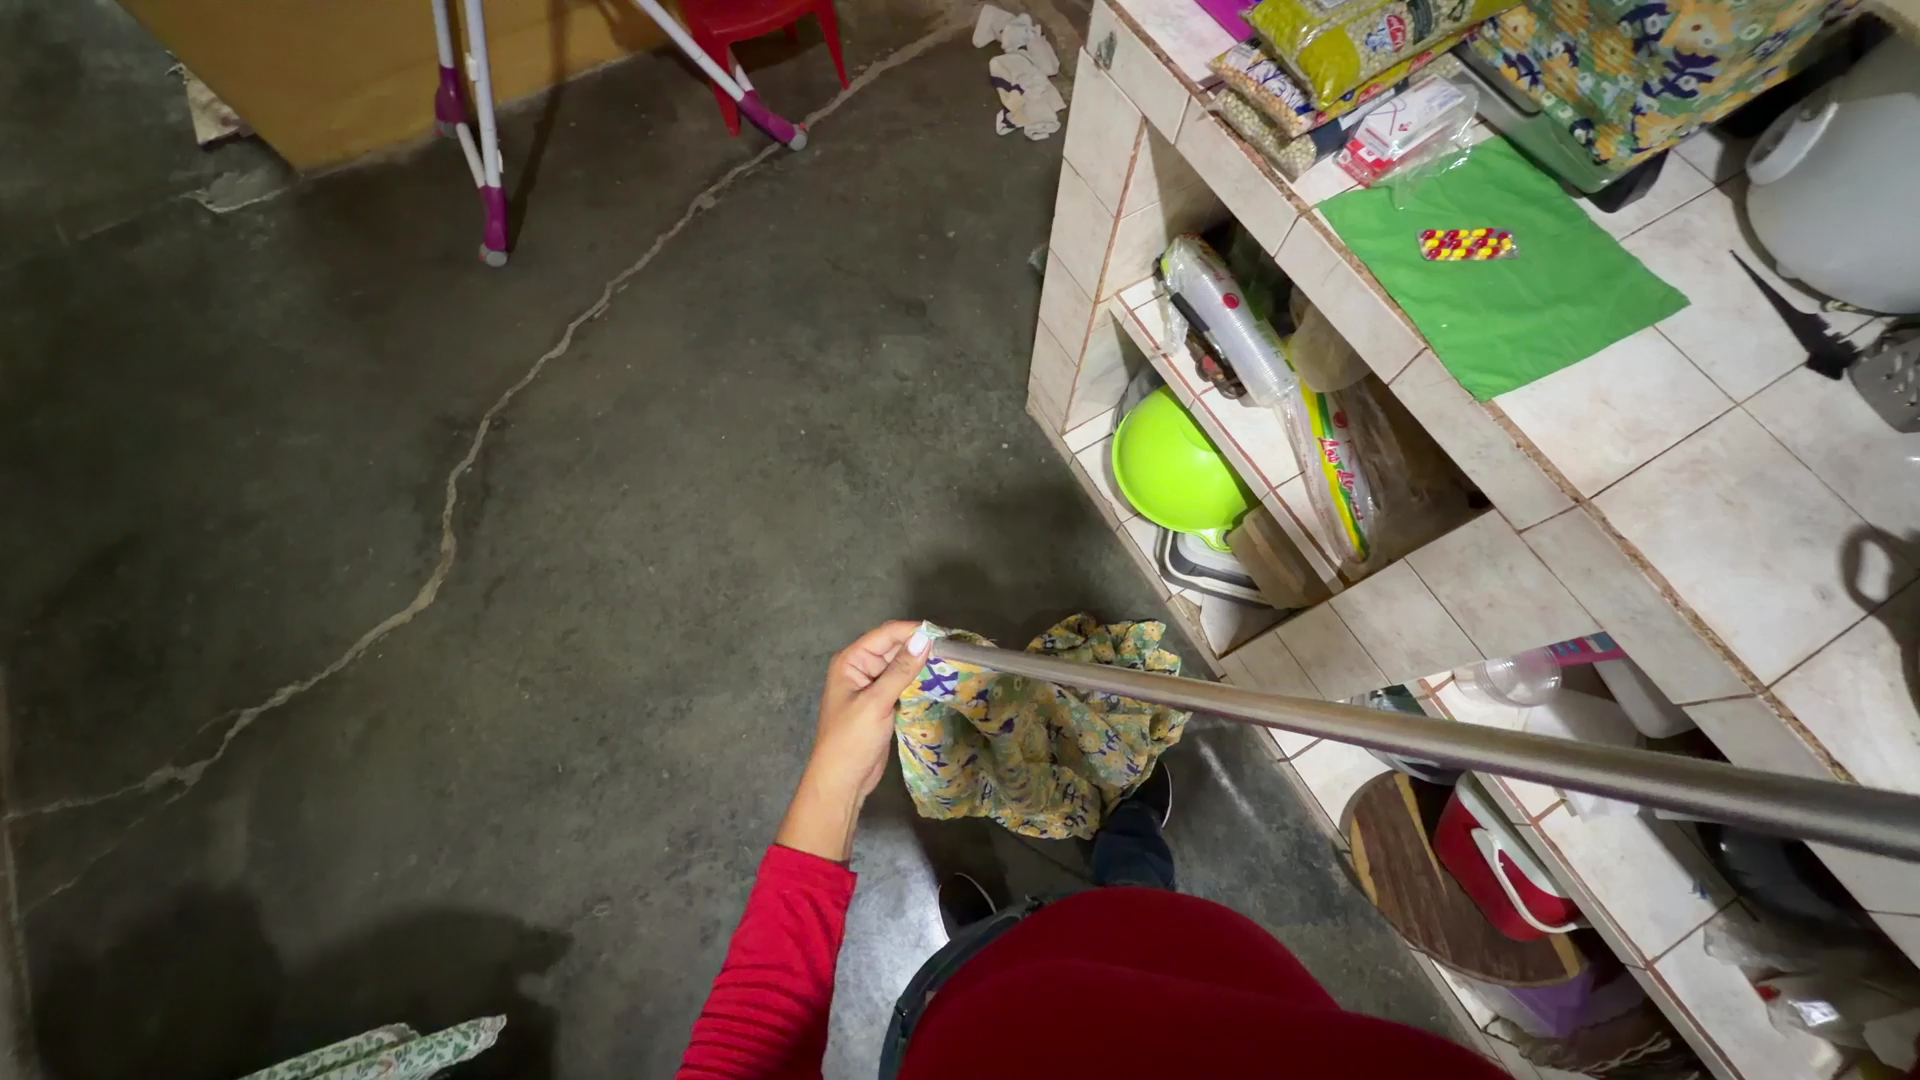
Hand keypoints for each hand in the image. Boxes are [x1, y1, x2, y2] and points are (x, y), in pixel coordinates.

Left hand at [776, 621, 930, 861]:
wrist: (842, 781)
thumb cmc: (852, 740)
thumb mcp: (876, 702)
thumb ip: (901, 670)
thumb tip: (924, 639)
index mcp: (851, 661)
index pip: (886, 634)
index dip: (913, 631)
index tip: (944, 635)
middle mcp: (860, 668)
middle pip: (894, 647)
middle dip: (920, 647)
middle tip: (953, 649)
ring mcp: (871, 686)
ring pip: (901, 665)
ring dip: (922, 664)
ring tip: (951, 662)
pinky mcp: (882, 702)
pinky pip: (903, 683)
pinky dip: (918, 681)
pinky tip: (939, 682)